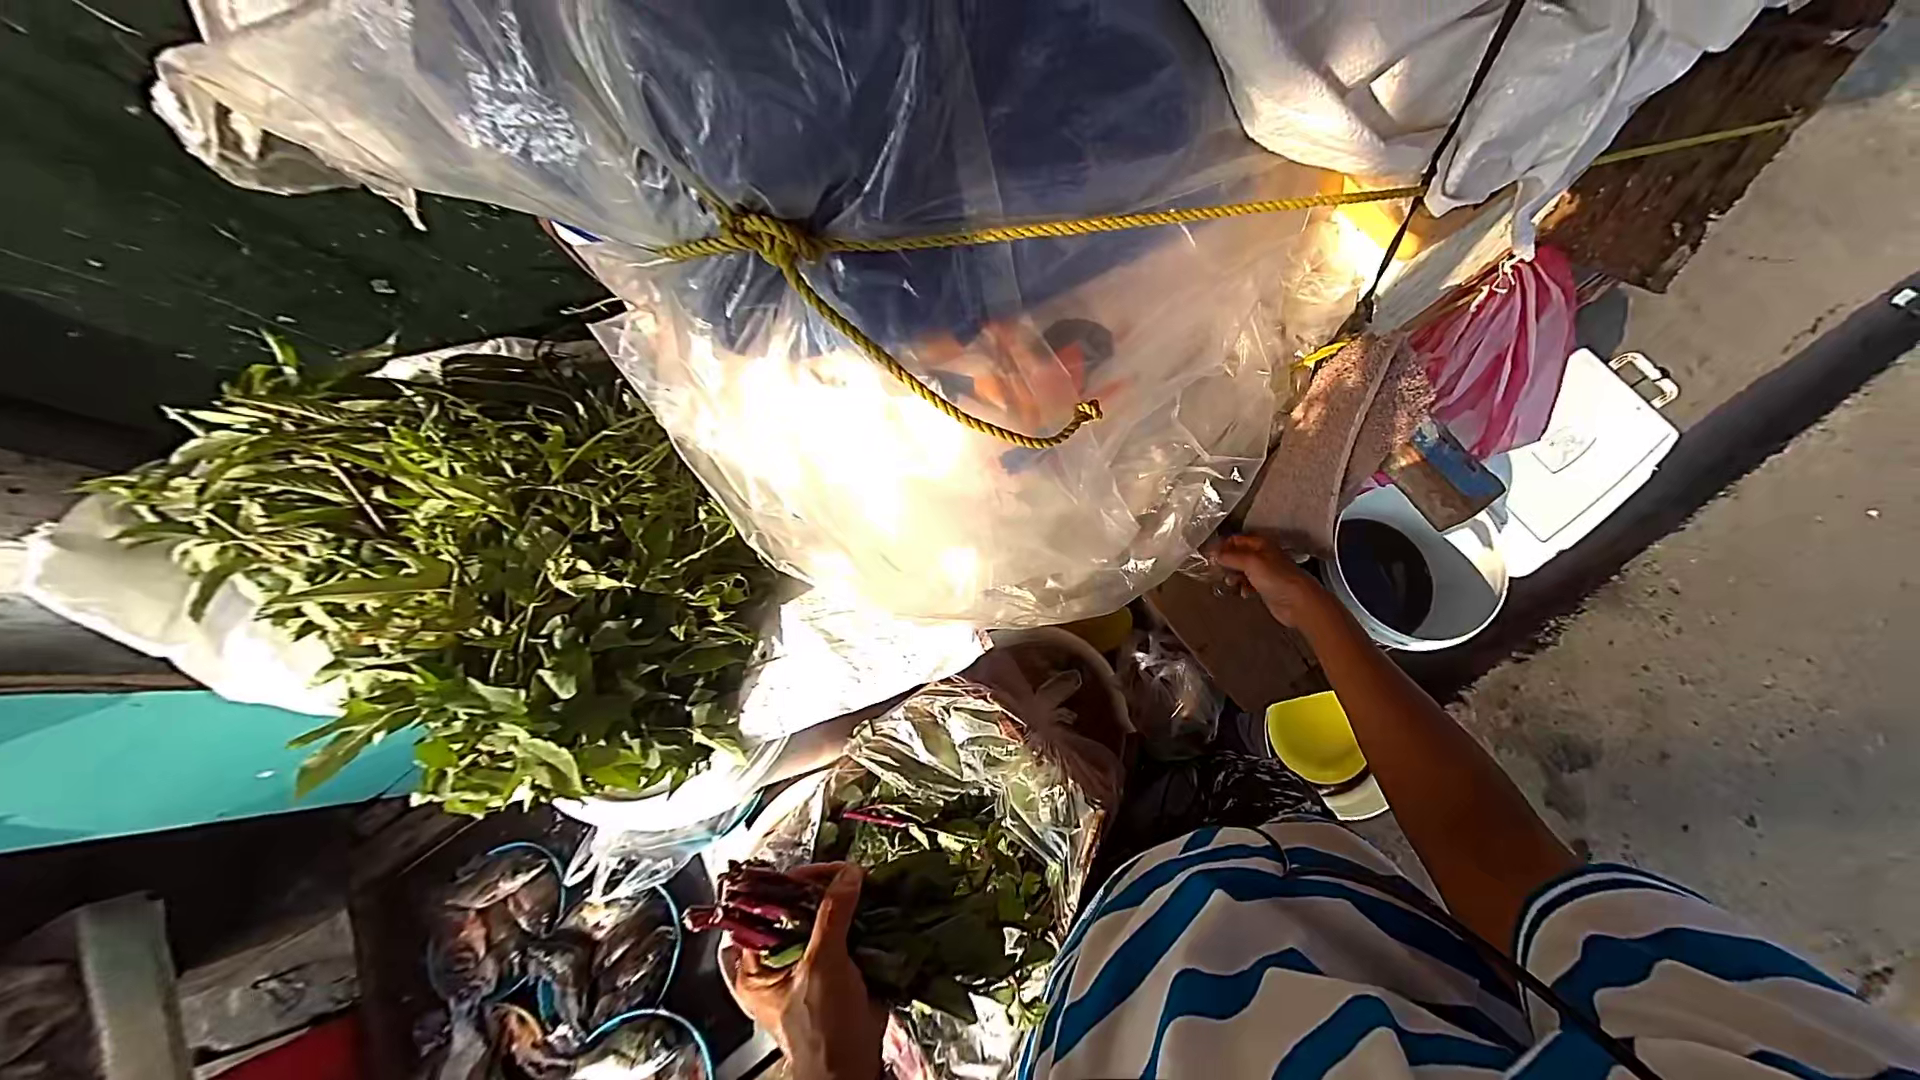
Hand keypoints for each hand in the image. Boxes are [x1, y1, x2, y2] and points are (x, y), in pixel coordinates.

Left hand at [721, 863, 886, 1079]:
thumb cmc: (823, 1030)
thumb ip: (833, 915)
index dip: (787, 884)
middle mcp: (777, 960)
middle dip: (819, 888)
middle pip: (794, 908)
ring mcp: (808, 962)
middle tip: (841, 872)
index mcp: (755, 966)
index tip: (816, 871)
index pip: (764, 908)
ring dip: (840, 898)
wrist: (854, 1070)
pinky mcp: (836, 966)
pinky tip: (869, 898)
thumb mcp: (822, 966)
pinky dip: (856, 914)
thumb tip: (848, 873)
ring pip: (821, 916)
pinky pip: (843, 929)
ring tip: (857, 879)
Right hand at [1208, 533, 1338, 629]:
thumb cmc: (1276, 578)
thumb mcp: (1250, 562)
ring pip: (1240, 571)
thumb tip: (1213, 554)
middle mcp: (1262, 556)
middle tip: (1216, 570)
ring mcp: (1264, 572)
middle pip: (1237, 555)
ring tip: (1230, 583)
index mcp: (1260, 544)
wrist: (1298, 602)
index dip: (1222, 546)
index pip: (1235, 539)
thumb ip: (1230, 557)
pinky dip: (1242, 587)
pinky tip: (1243, 592)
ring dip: (1233, 577)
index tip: (1209, 555)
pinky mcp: (1265, 587)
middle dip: (1226, 563)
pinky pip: (1247, 584)